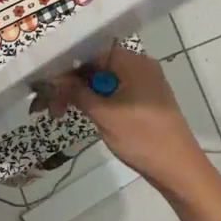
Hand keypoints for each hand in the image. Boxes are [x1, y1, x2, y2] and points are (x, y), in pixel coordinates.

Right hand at [40, 47, 219, 196]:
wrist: (177, 168)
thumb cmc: (142, 138)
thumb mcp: (104, 114)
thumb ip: (76, 92)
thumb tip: (52, 79)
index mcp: (133, 63)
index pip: (90, 52)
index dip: (64, 66)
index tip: (43, 84)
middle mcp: (138, 67)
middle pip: (93, 66)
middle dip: (67, 83)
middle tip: (44, 106)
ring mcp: (141, 84)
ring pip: (100, 81)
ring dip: (76, 94)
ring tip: (55, 113)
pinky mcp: (140, 100)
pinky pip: (110, 93)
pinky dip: (92, 101)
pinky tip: (76, 112)